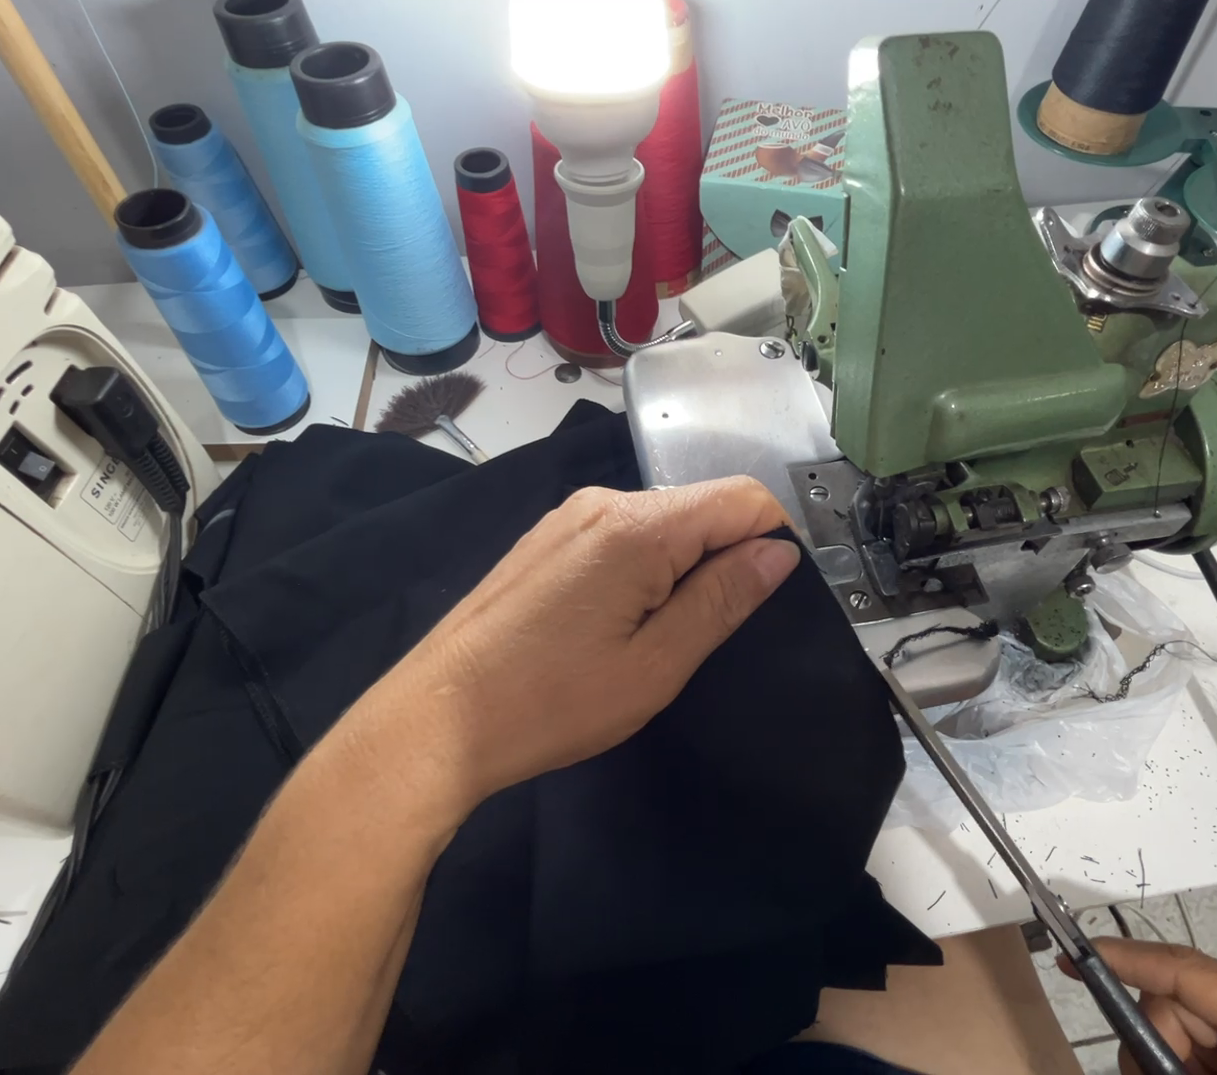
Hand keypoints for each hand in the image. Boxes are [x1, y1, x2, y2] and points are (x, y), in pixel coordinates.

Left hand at [345, 477, 801, 819]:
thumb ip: (722, 599)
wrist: (437, 718)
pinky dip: (646, 566)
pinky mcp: (548, 539)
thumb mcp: (654, 665)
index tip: (776, 592)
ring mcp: (568, 517)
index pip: (742, 498)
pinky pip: (622, 535)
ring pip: (662, 522)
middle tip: (712, 631)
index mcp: (637, 526)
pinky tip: (620, 620)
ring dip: (683, 566)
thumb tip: (779, 553)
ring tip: (661, 635)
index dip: (775, 537)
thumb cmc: (552, 701)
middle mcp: (603, 502)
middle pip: (700, 506)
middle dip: (726, 556)